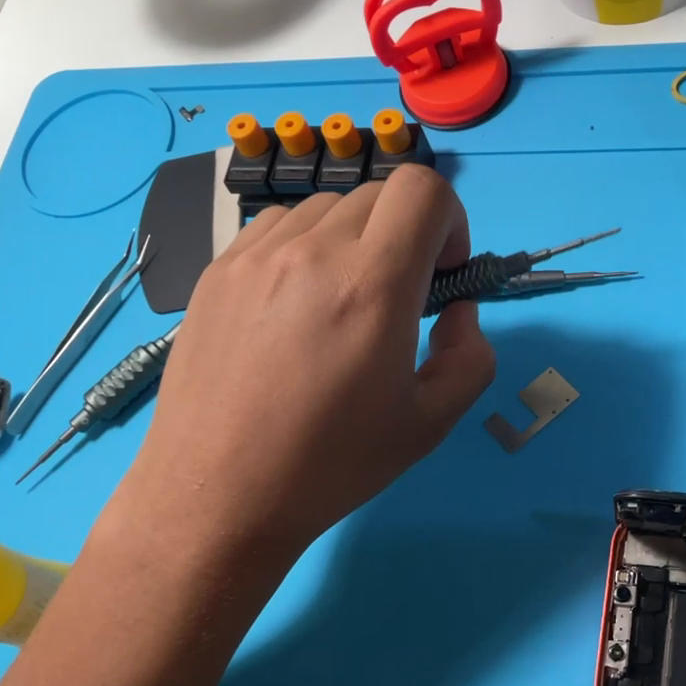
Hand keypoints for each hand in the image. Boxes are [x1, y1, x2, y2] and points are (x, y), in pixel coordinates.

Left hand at [126, 167, 494, 553]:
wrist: (221, 495)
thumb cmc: (332, 465)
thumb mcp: (429, 424)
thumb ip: (469, 357)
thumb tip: (458, 312)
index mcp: (372, 287)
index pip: (424, 190)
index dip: (451, 223)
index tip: (442, 275)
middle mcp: (312, 252)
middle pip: (379, 194)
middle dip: (407, 234)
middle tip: (399, 299)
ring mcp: (254, 256)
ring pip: (325, 207)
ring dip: (354, 239)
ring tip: (341, 304)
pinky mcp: (216, 271)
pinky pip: (275, 228)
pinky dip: (304, 248)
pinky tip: (294, 307)